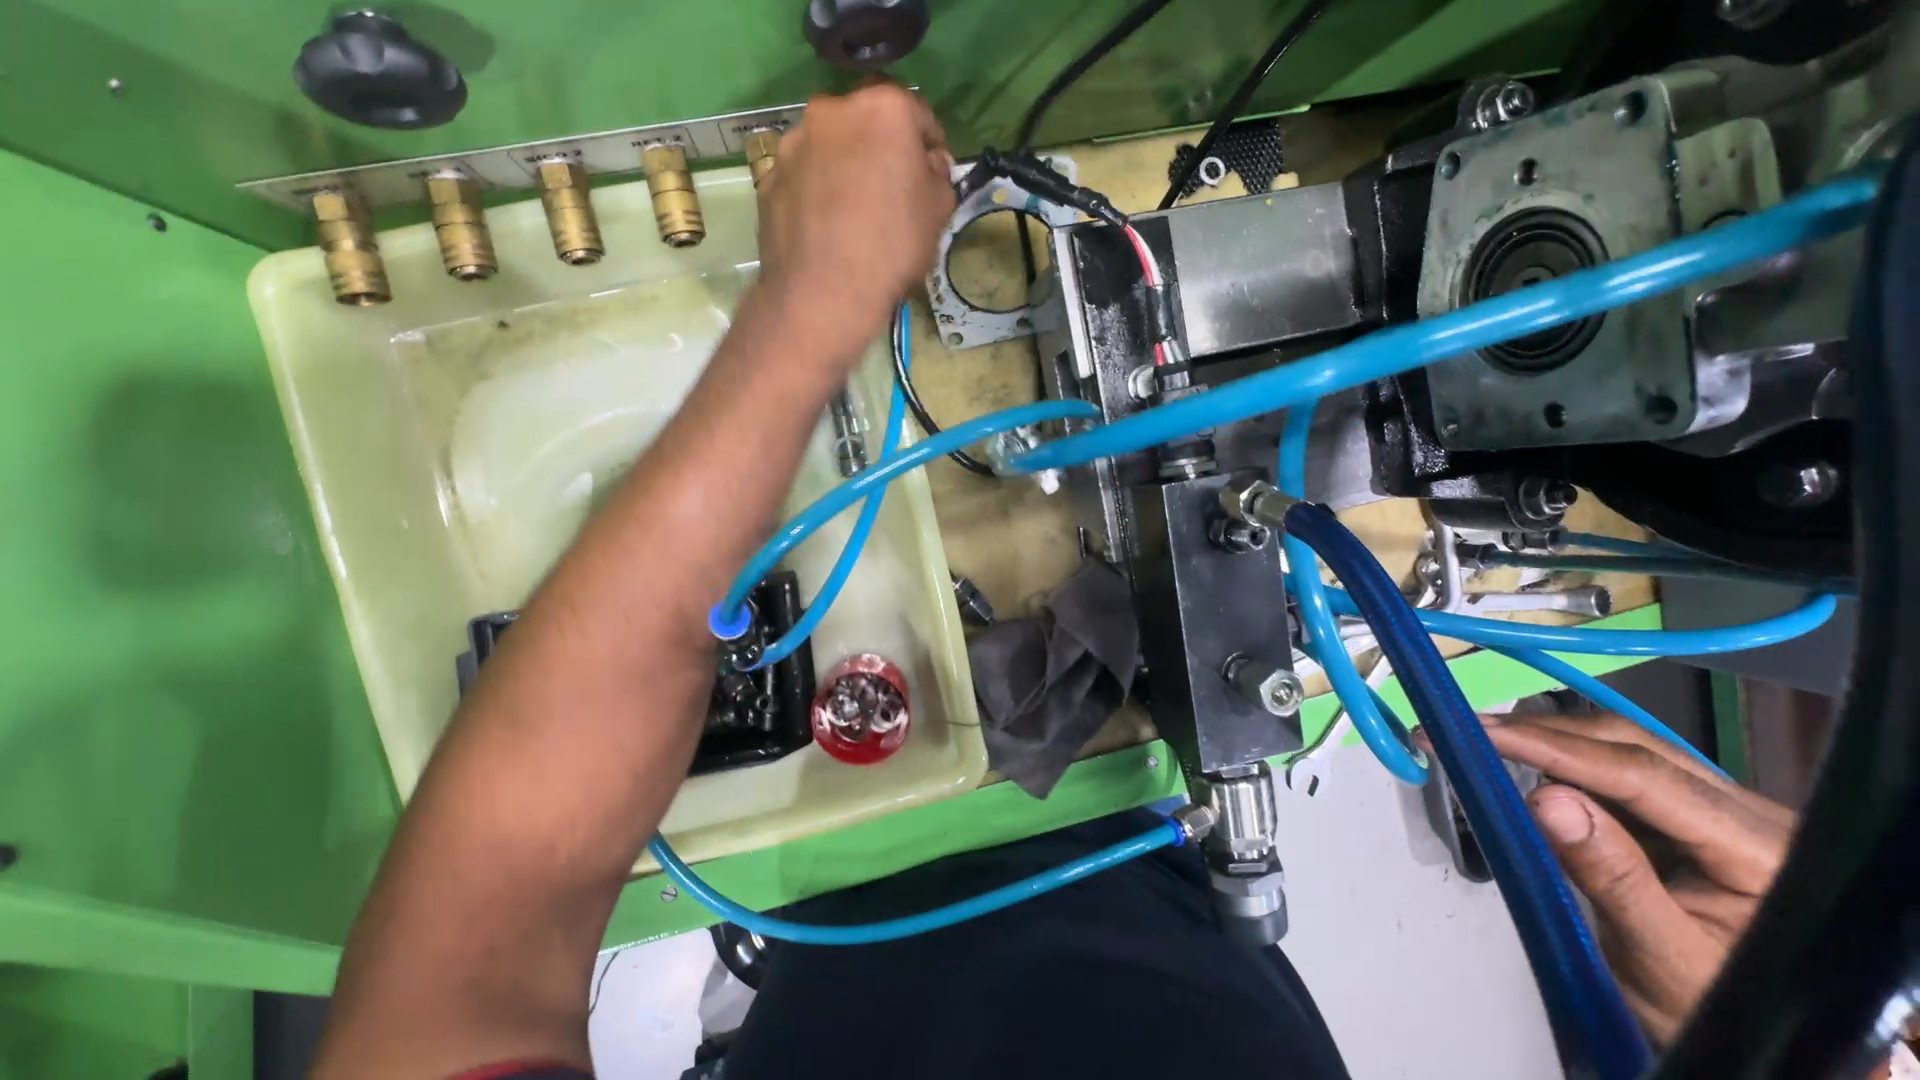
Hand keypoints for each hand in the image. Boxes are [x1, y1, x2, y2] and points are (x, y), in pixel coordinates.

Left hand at [752, 82, 955, 365]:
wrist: (822, 293)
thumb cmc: (892, 245)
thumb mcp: (939, 209)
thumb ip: (937, 173)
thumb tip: (926, 164)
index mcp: (882, 107)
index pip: (916, 112)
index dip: (929, 142)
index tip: (932, 169)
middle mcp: (831, 110)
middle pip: (866, 121)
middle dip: (880, 146)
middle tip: (890, 187)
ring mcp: (792, 142)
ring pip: (830, 146)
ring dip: (844, 166)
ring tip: (853, 210)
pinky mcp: (768, 176)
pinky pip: (804, 176)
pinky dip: (816, 190)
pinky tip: (825, 225)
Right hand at [1485, 713, 1795, 1042]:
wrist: (1755, 1041)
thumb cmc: (1713, 1011)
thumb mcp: (1661, 959)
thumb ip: (1612, 878)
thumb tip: (1544, 799)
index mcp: (1762, 848)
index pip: (1645, 775)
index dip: (1557, 748)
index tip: (1481, 732)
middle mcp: (1750, 812)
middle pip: (1637, 748)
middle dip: (1546, 733)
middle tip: (1467, 729)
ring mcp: (1722, 810)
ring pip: (1628, 751)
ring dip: (1552, 742)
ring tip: (1483, 738)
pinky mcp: (1692, 817)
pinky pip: (1622, 774)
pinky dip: (1565, 764)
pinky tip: (1524, 763)